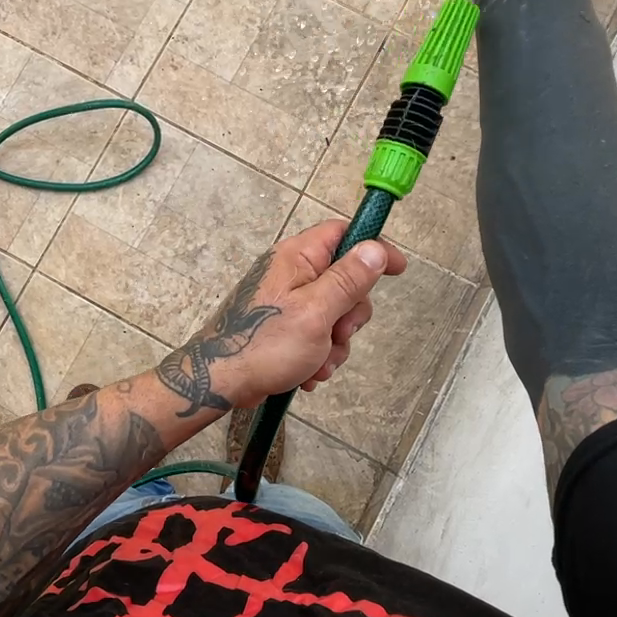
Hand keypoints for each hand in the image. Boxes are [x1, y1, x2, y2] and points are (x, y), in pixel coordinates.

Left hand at [154, 220, 407, 416]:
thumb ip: (347, 280)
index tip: (398, 270)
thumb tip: (375, 249)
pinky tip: (305, 373)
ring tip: (316, 363)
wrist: (218, 382)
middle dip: (349, 316)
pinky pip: (315, 335)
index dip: (372, 248)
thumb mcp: (316, 312)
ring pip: (333, 315)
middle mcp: (290, 273)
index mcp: (296, 258)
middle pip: (344, 280)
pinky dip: (317, 355)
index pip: (342, 234)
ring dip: (334, 344)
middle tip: (338, 335)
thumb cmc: (261, 344)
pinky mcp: (281, 327)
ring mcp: (285, 301)